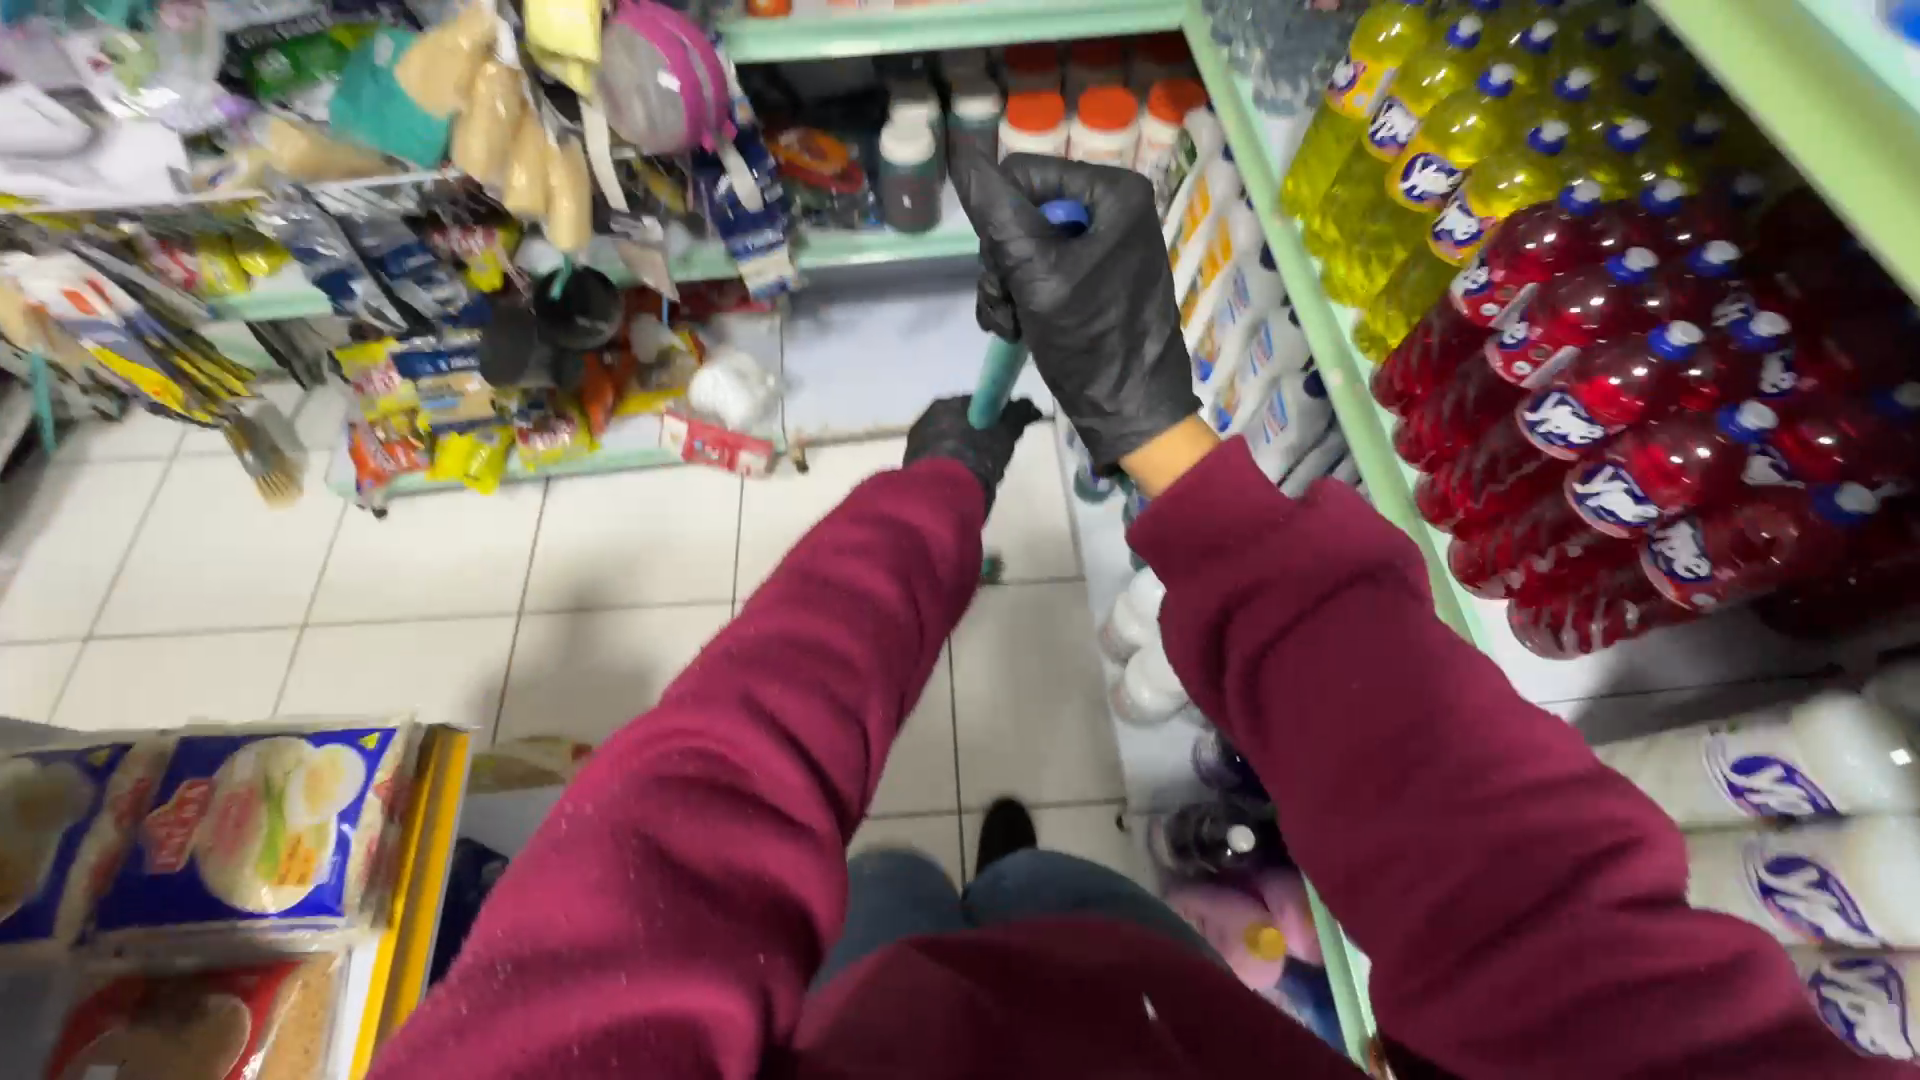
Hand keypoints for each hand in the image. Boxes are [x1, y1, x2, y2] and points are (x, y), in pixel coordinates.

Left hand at [903, 395, 1042, 513]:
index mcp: (948, 403)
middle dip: (977, 438)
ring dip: (963, 454)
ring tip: (978, 476)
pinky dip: (950, 469)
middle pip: (961, 424)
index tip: (1005, 436)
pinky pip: (938, 462)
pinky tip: (960, 484)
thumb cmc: (976, 458)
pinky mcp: (911, 466)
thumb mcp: (1004, 437)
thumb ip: (1017, 417)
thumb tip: (1028, 405)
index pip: (977, 405)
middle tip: (993, 459)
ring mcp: (916, 442)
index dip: (993, 419)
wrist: (941, 495)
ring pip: (948, 444)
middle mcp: (928, 417)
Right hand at [951, 149, 1198, 470]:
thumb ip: (997, 214)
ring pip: (1022, 248)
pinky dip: (1019, 301)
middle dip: (1002, 265)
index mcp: (1113, 192)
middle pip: (1021, 212)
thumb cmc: (1092, 341)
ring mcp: (1102, 246)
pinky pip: (1038, 273)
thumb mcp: (1036, 275)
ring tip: (1011, 326)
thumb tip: (958, 151)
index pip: (1023, 175)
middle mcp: (1110, 210)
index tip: (1005, 274)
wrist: (1129, 411)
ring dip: (1004, 289)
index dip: (998, 224)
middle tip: (1007, 308)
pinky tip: (1018, 331)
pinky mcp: (1093, 279)